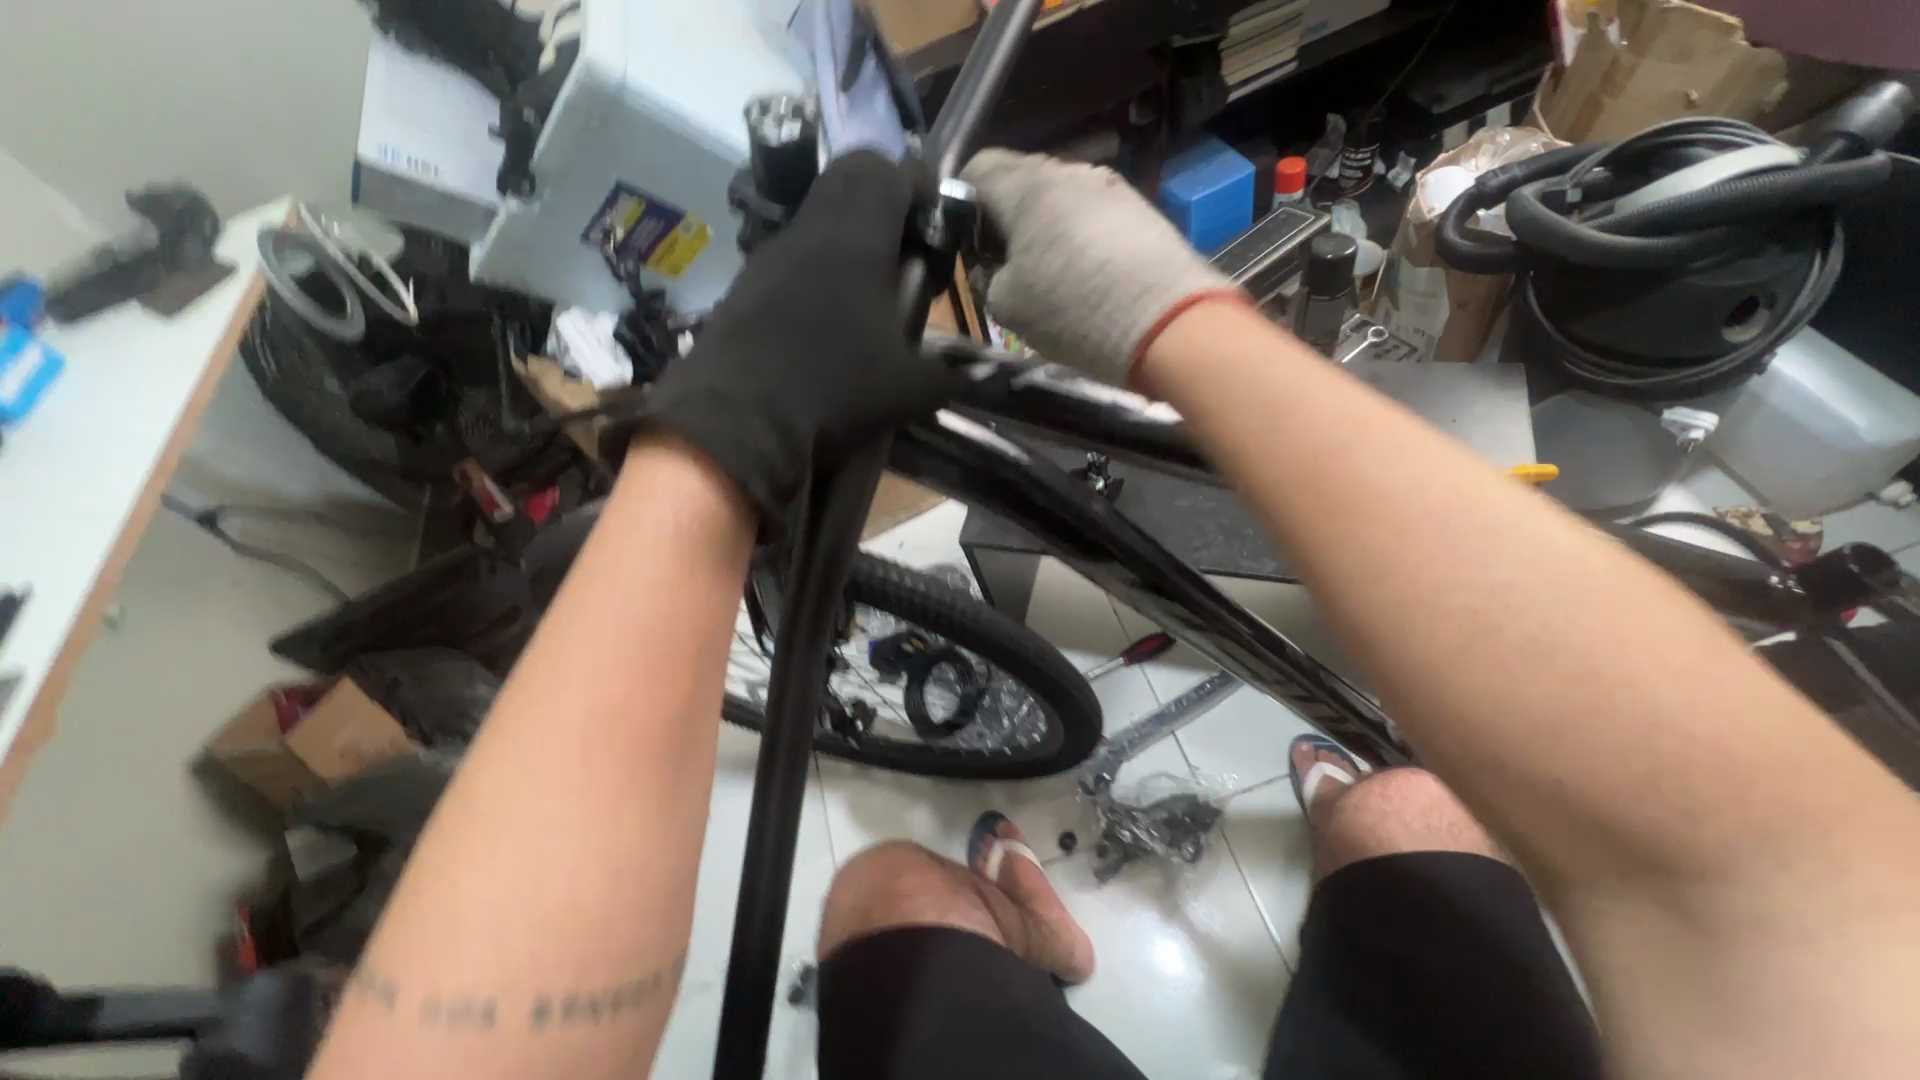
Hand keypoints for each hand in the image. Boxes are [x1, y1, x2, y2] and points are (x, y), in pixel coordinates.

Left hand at [610, 151, 957, 534]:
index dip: (922, 188)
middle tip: (906, 252)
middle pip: (849, 181)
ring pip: (817, 219)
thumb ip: (951, 374)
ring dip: (848, 241)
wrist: (739, 418)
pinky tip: (826, 322)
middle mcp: (811, 229)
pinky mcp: (745, 285)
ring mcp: (771, 255)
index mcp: (857, 236)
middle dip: (884, 205)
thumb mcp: (910, 389)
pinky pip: (791, 257)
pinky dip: (816, 271)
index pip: (891, 172)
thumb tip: (984, 372)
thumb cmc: (837, 387)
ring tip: (869, 294)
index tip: (937, 226)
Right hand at [962, 149, 1246, 385]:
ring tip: (1046, 274)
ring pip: (1060, 198)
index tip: (966, 241)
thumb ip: (986, 276)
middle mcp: (1068, 172)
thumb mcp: (1005, 304)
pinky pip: (1093, 215)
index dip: (963, 201)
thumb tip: (991, 266)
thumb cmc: (1071, 310)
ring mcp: (1109, 188)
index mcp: (1025, 185)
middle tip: (1003, 263)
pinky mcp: (1140, 211)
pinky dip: (1079, 237)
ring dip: (1045, 227)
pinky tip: (1084, 275)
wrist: (1167, 324)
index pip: (978, 168)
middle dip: (1006, 215)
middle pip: (1022, 180)